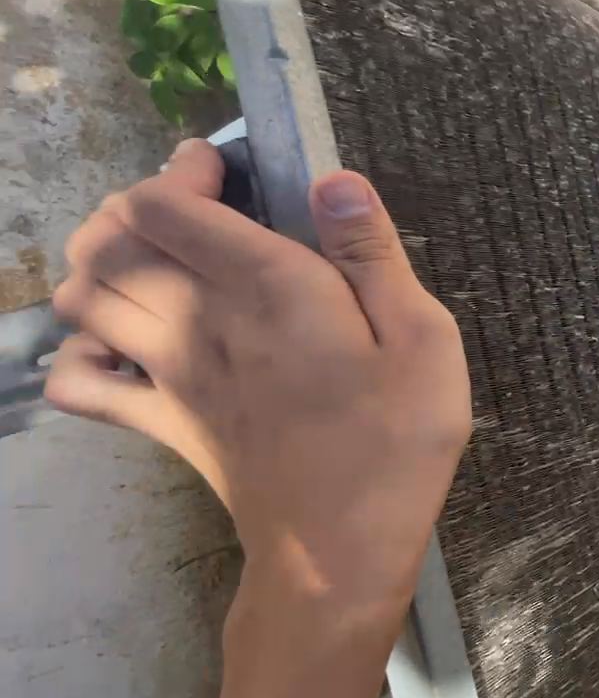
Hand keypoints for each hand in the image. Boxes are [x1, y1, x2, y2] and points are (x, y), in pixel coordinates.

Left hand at [48, 139, 470, 608]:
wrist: (343, 539)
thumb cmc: (401, 431)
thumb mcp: (423, 335)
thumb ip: (374, 254)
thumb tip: (335, 179)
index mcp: (267, 292)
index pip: (172, 207)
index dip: (183, 169)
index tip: (220, 158)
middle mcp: (197, 322)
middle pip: (112, 241)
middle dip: (139, 203)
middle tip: (196, 199)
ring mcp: (167, 376)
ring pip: (81, 295)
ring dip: (103, 258)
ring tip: (161, 252)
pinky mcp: (162, 423)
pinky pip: (75, 378)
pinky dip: (78, 345)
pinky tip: (126, 340)